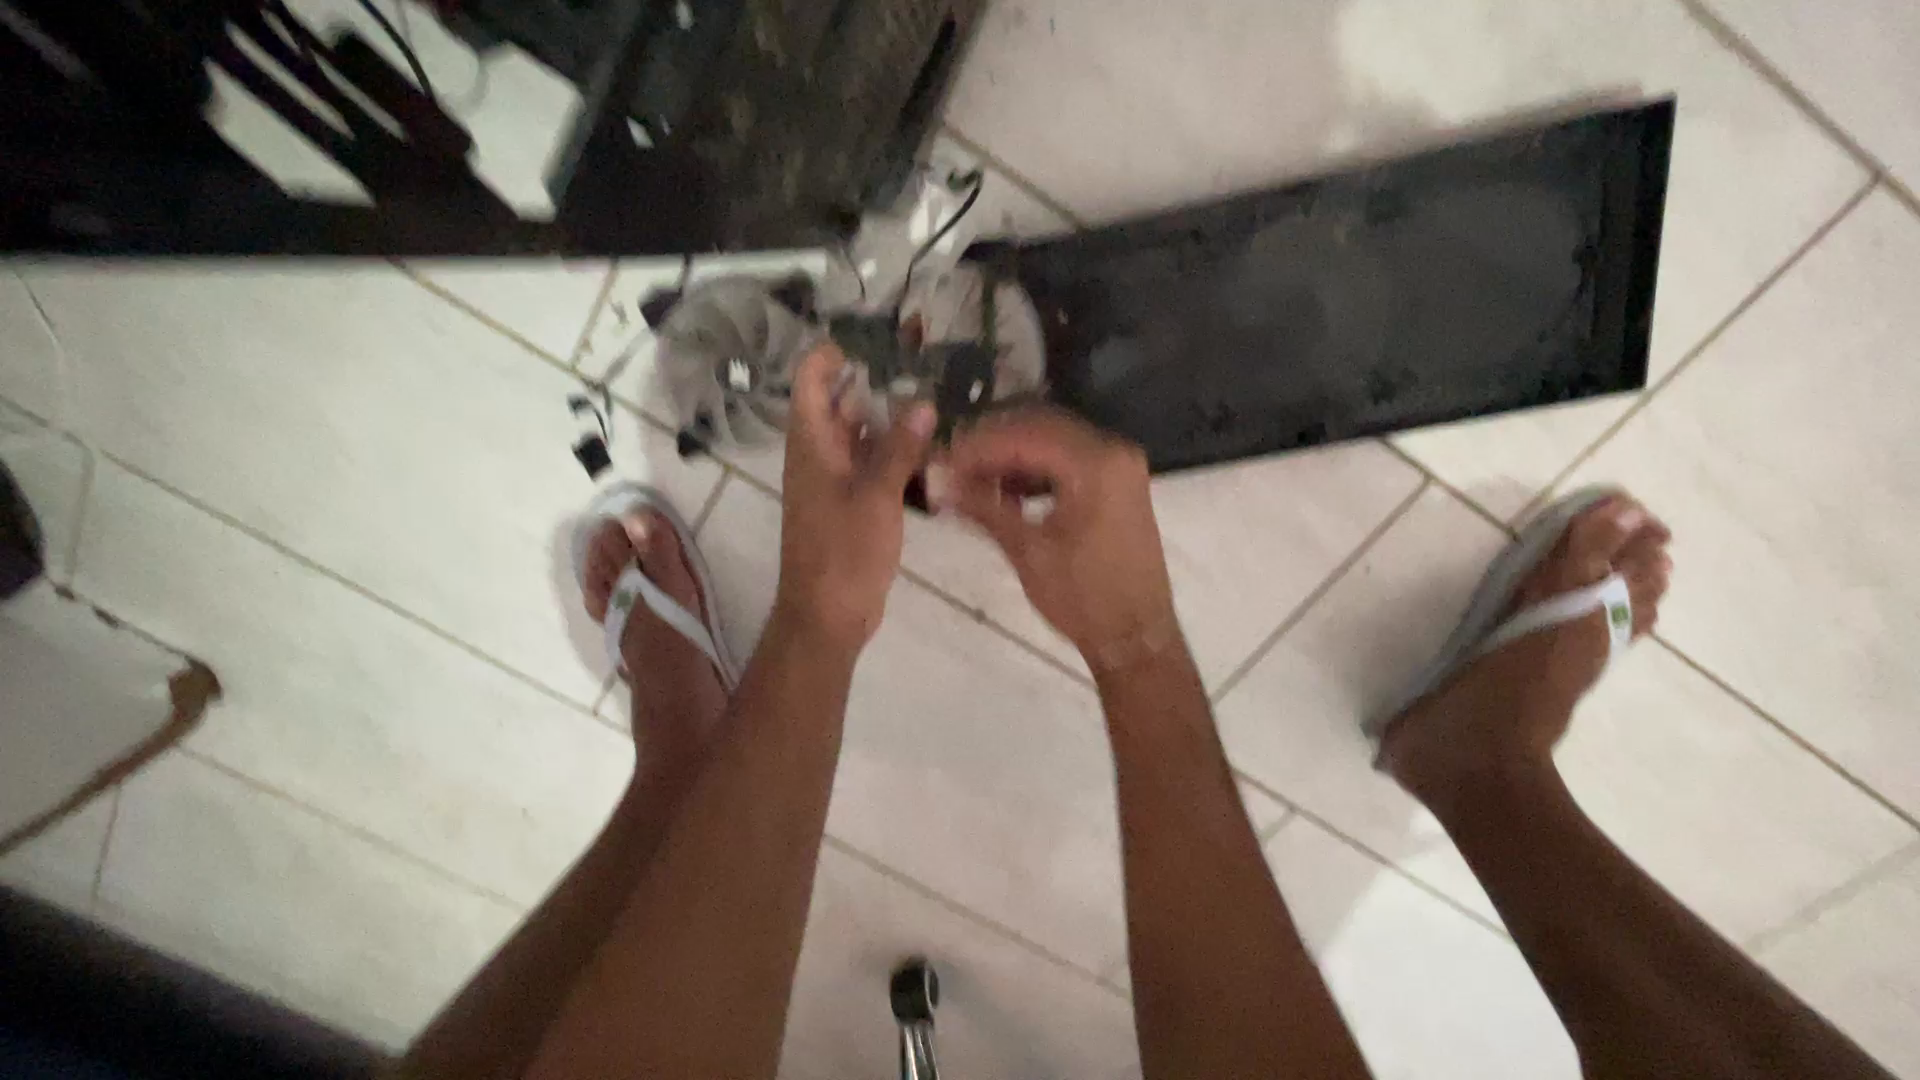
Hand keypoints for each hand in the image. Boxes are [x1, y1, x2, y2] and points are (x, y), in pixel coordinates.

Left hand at [774, 345, 935, 650]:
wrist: (828, 613)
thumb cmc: (843, 551)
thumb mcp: (875, 495)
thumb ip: (900, 448)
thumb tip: (922, 403)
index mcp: (812, 444)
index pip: (810, 381)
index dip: (832, 354)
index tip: (872, 340)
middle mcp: (819, 456)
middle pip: (838, 404)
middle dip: (872, 382)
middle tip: (919, 365)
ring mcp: (834, 481)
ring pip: (858, 437)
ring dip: (888, 419)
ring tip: (932, 399)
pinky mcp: (851, 505)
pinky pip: (870, 466)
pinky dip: (893, 453)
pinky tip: (927, 448)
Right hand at [939, 408, 1180, 672]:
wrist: (1136, 636)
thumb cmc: (1083, 598)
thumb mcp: (1028, 551)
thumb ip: (984, 507)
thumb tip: (939, 481)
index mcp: (1096, 464)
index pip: (1025, 435)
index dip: (978, 445)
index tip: (942, 460)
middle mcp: (1113, 451)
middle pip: (1040, 427)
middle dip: (992, 444)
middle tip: (952, 463)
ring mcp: (1120, 466)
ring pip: (1054, 441)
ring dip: (1012, 454)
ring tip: (972, 477)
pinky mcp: (1118, 483)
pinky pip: (1070, 460)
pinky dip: (1037, 468)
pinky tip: (1005, 488)